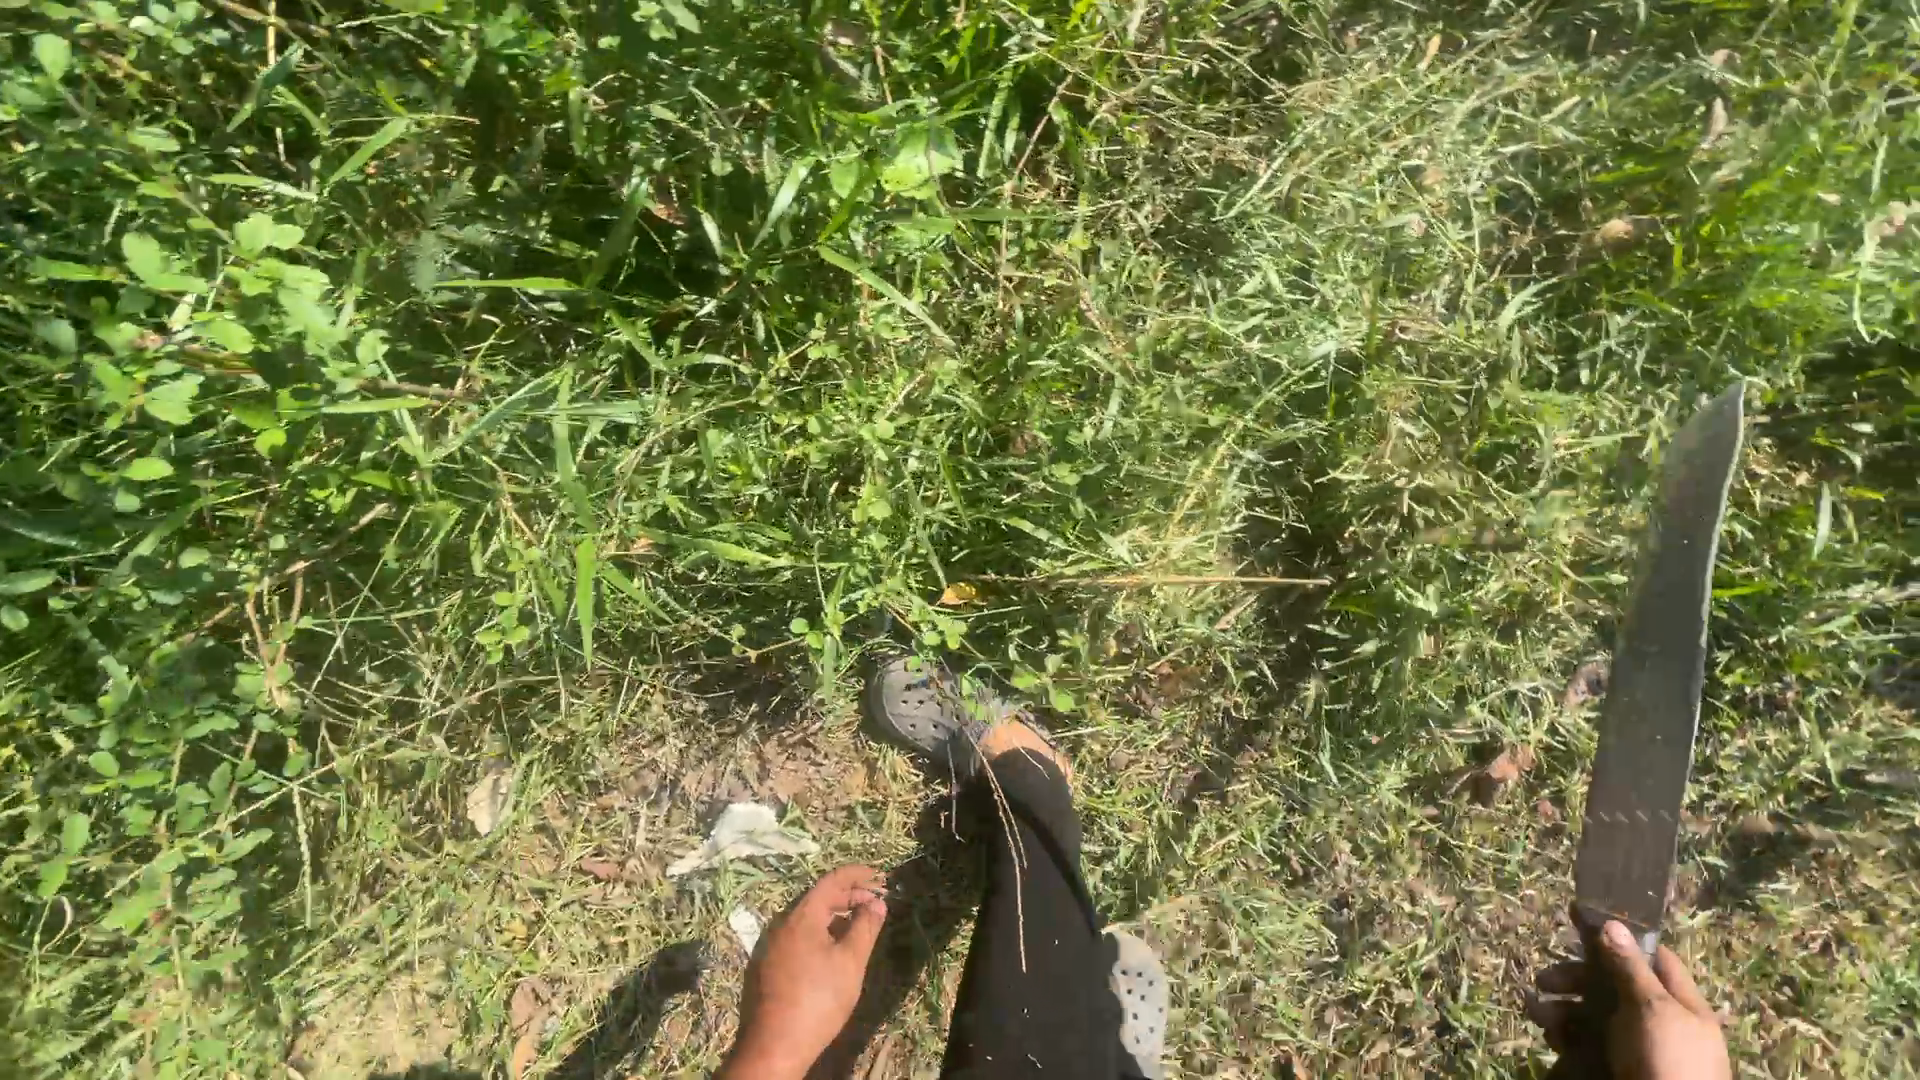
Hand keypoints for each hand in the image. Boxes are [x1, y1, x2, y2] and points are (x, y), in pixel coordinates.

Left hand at [719, 865, 887, 1079]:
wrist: (774, 1048)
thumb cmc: (818, 999)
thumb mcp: (850, 962)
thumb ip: (866, 927)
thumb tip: (877, 903)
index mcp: (802, 916)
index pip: (832, 880)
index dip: (857, 874)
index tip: (879, 875)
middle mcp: (784, 923)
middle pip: (820, 897)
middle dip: (850, 895)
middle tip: (876, 902)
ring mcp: (774, 945)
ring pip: (810, 917)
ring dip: (837, 914)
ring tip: (860, 924)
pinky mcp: (770, 965)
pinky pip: (800, 934)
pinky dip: (823, 931)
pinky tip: (836, 948)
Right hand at [1528, 919, 1730, 1079]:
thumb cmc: (1669, 1061)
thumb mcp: (1651, 1009)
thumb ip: (1630, 967)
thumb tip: (1612, 922)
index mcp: (1680, 1004)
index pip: (1655, 958)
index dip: (1620, 938)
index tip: (1579, 920)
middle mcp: (1657, 1018)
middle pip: (1610, 981)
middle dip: (1572, 977)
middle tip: (1546, 981)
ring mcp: (1635, 1042)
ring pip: (1589, 1009)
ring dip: (1559, 1007)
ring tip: (1539, 1015)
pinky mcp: (1615, 1062)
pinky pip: (1583, 1037)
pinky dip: (1562, 1032)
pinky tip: (1552, 1036)